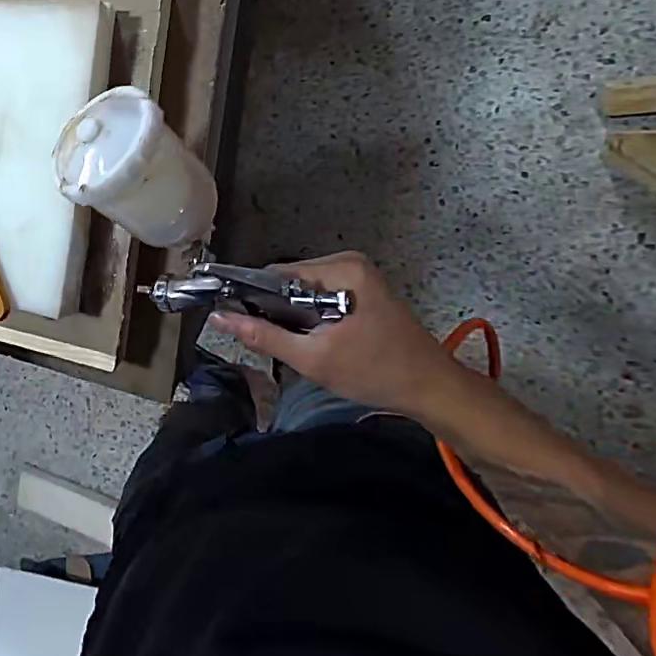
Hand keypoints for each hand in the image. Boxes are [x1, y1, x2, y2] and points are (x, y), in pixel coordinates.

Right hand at [206, 251, 465, 413]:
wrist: (436, 392)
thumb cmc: (377, 373)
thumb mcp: (313, 358)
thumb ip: (263, 336)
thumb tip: (219, 317)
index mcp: (341, 268)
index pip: (277, 274)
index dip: (254, 297)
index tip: (240, 321)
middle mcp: (349, 263)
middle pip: (289, 282)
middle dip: (277, 310)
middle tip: (278, 342)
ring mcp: (358, 276)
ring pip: (303, 291)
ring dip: (294, 316)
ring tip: (299, 344)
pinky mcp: (364, 291)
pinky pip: (321, 297)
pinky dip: (312, 317)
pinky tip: (317, 340)